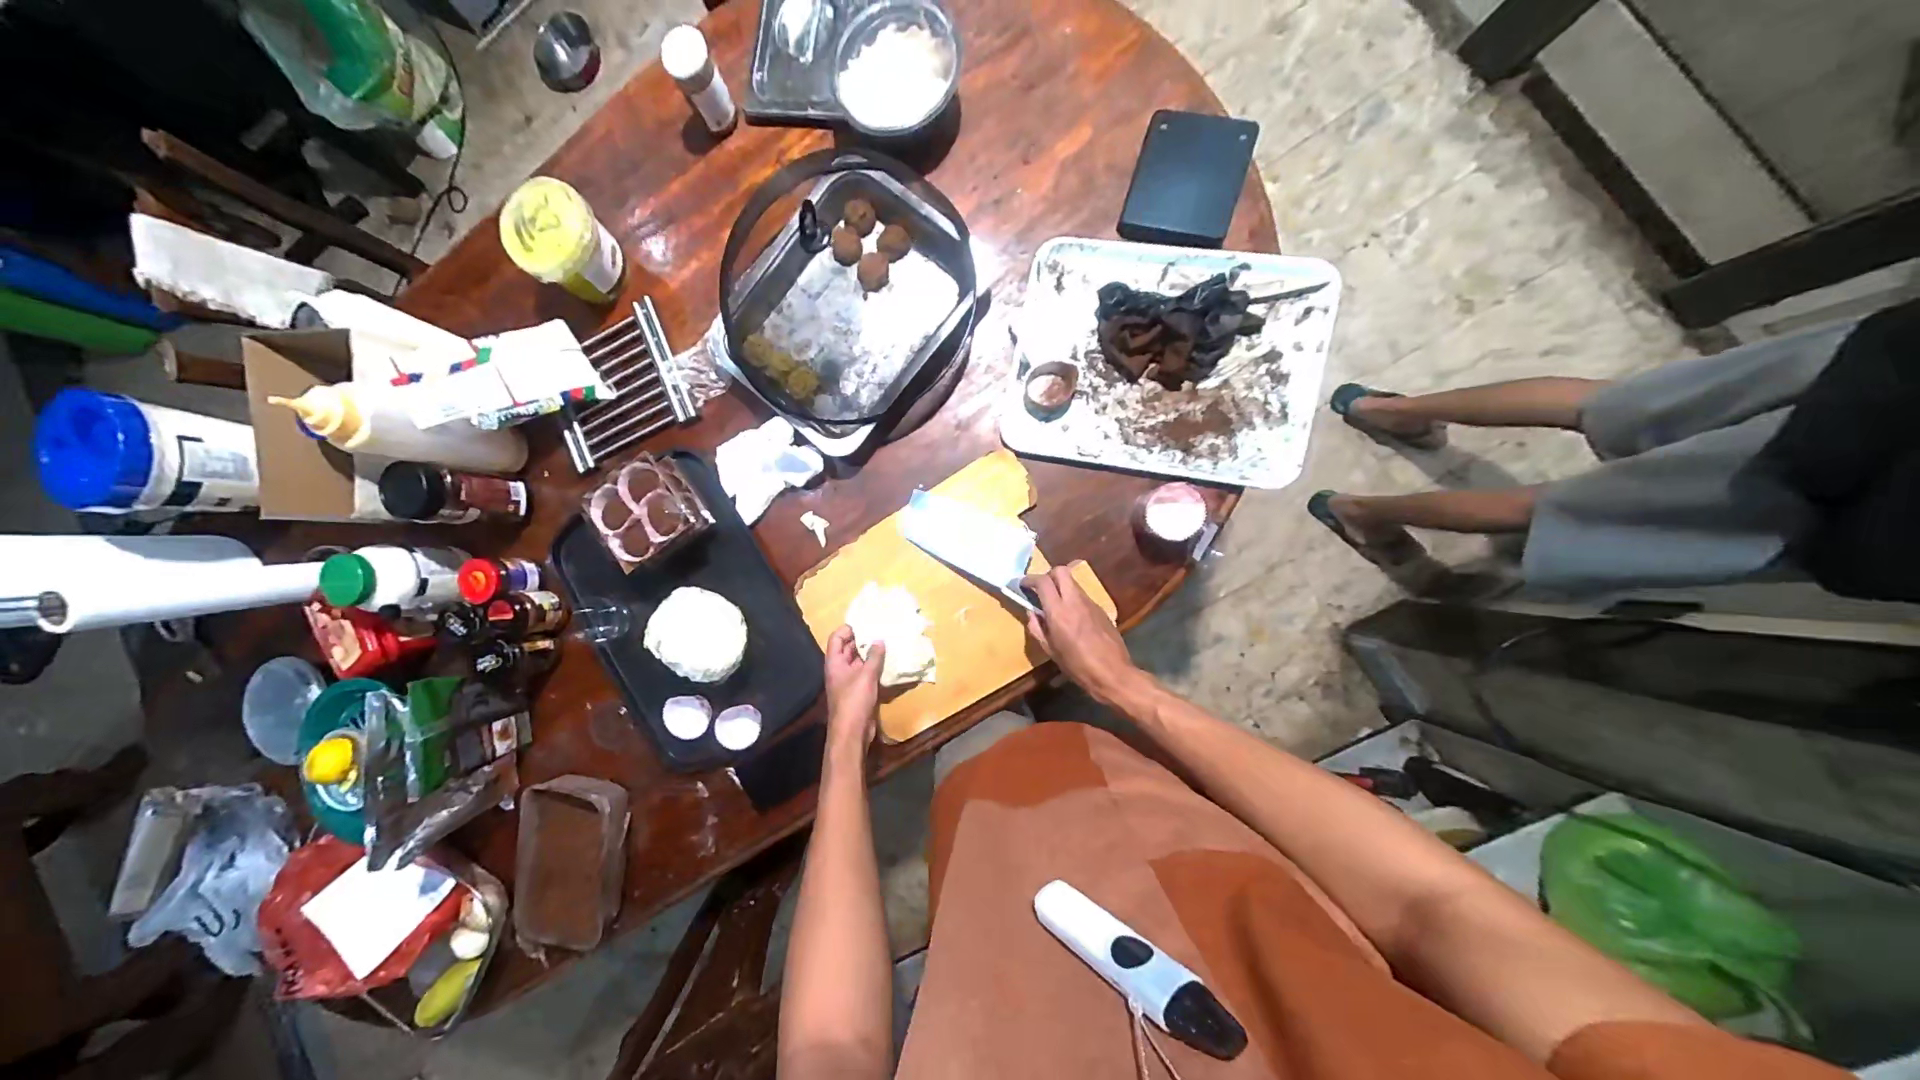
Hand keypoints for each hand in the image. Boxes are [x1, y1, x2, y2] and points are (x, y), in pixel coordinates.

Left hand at [823, 625, 883, 759]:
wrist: (852, 731)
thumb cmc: (854, 700)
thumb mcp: (866, 675)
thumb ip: (874, 657)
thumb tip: (880, 640)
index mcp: (834, 663)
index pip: (837, 638)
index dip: (849, 629)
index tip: (866, 623)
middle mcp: (839, 670)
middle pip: (848, 649)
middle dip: (863, 640)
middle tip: (881, 630)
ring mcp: (848, 681)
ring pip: (859, 662)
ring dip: (871, 654)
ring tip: (888, 643)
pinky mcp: (859, 692)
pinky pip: (866, 674)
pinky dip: (875, 668)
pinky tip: (889, 663)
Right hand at [1021, 565, 1142, 703]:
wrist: (1112, 673)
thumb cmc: (1077, 666)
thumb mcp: (1050, 650)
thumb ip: (1037, 628)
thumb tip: (1032, 612)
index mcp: (1059, 612)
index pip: (1043, 581)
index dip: (1030, 579)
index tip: (1023, 584)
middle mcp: (1075, 601)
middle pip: (1061, 571)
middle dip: (1048, 575)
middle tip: (1041, 589)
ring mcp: (1090, 603)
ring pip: (1073, 582)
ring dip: (1061, 586)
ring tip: (1056, 603)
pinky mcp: (1101, 609)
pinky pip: (1082, 595)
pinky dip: (1073, 598)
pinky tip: (1072, 616)